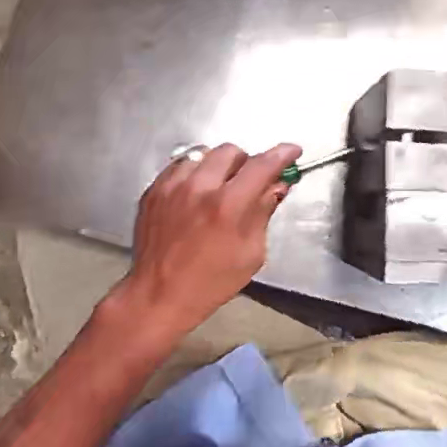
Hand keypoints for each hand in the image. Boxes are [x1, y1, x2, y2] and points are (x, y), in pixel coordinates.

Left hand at [115, 142, 300, 337]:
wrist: (159, 294)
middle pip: (230, 151)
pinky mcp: (153, 190)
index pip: (262, 165)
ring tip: (220, 188)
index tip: (293, 152)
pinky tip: (197, 194)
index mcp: (227, 205)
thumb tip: (276, 186)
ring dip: (218, 166)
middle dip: (247, 162)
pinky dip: (194, 174)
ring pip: (202, 154)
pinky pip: (179, 167)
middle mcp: (198, 187)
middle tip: (250, 182)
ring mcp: (171, 186)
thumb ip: (263, 213)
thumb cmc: (212, 282)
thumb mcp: (251, 253)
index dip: (282, 154)